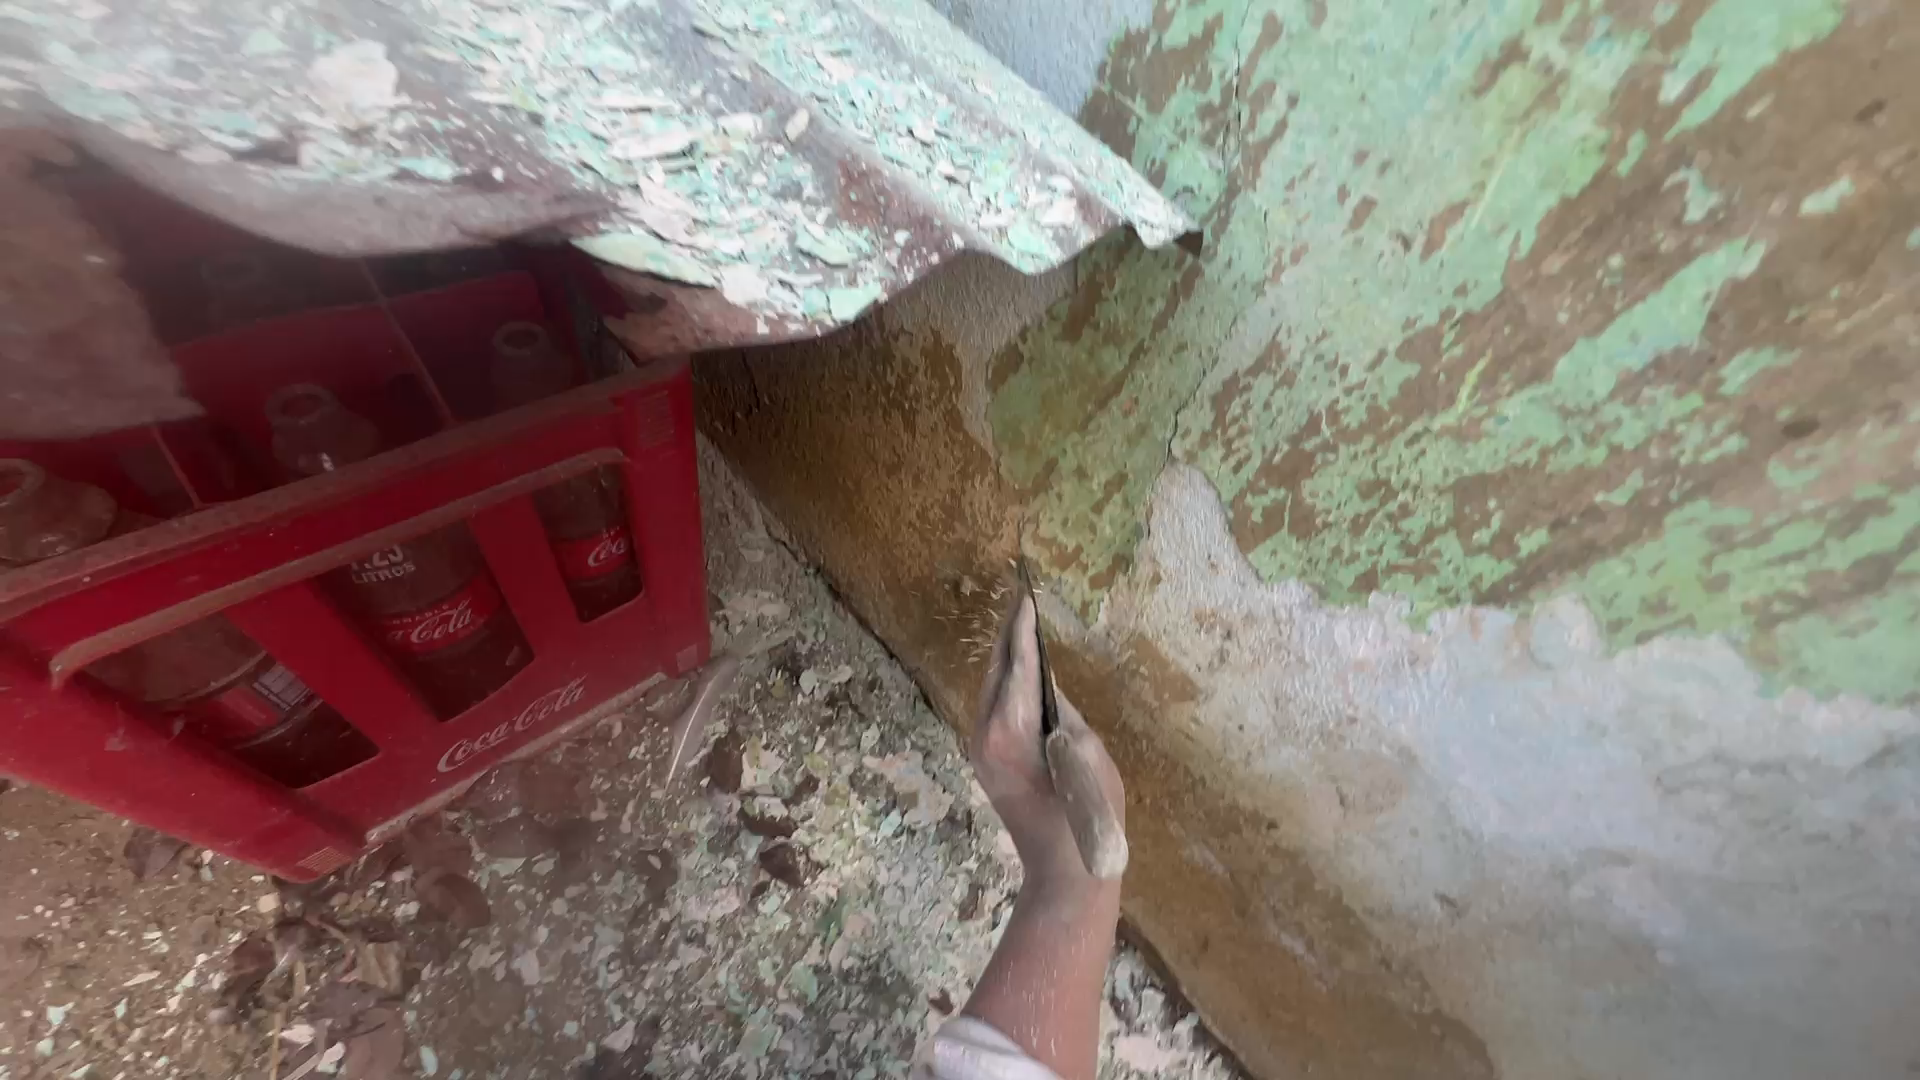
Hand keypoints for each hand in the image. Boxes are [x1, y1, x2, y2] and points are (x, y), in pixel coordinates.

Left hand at [971, 591, 1124, 895]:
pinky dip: (1006, 685)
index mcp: (1011, 726)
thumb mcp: (1087, 750)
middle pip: (996, 670)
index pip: (1018, 662)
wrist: (1063, 870)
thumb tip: (1046, 685)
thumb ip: (1063, 710)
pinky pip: (992, 709)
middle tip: (1022, 599)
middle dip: (1009, 634)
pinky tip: (1020, 673)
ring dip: (1006, 658)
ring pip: (990, 689)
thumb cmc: (1087, 812)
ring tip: (1023, 627)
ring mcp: (979, 748)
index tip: (1025, 593)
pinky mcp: (984, 760)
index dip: (1023, 626)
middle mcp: (985, 731)